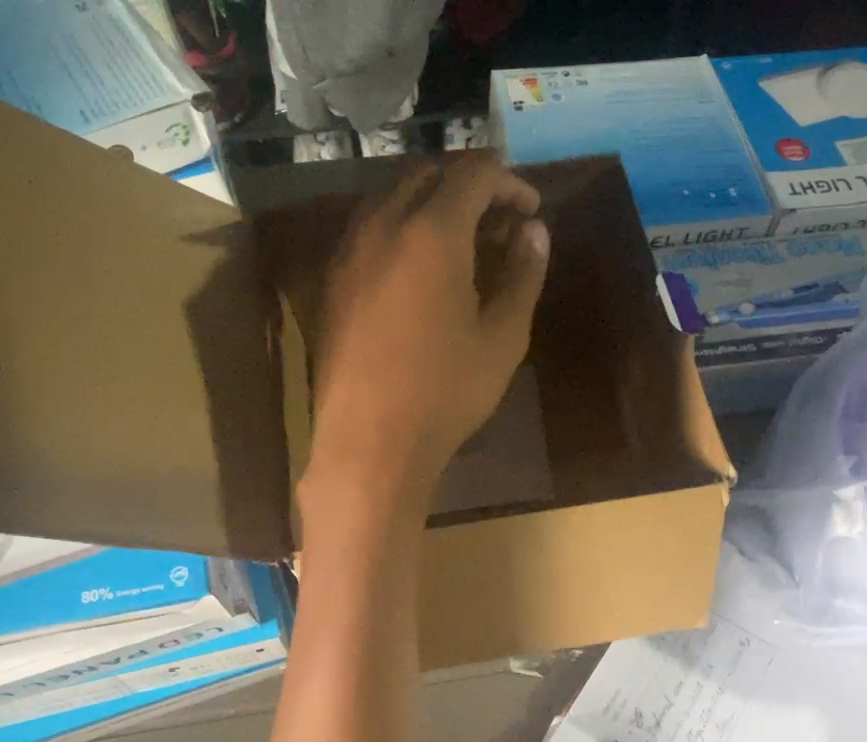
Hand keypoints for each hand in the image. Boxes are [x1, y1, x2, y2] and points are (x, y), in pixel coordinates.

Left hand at [302, 152, 550, 517]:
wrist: (370, 442)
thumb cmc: (446, 393)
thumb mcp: (503, 338)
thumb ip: (523, 274)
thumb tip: (534, 232)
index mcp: (432, 232)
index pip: (473, 173)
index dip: (509, 182)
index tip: (530, 210)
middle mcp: (383, 225)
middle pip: (427, 174)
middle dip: (468, 187)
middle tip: (498, 224)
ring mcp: (349, 251)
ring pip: (391, 199)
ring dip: (430, 206)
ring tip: (461, 246)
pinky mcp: (331, 281)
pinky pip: (368, 231)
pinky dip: (400, 231)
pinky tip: (419, 273)